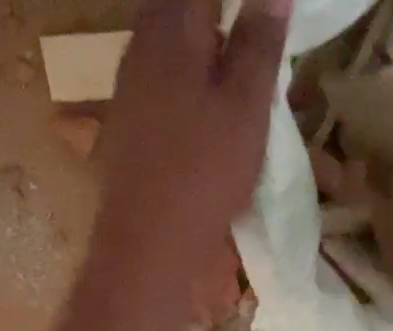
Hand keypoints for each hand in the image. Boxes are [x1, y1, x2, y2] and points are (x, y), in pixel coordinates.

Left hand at [94, 0, 290, 267]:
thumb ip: (259, 43)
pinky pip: (162, 85)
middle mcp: (139, 48)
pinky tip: (212, 114)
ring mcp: (128, 89)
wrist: (149, 244)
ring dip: (206, 53)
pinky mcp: (127, 126)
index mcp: (170, 29)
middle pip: (180, 11)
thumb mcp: (246, 105)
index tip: (264, 16)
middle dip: (218, 18)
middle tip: (260, 39)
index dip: (237, 2)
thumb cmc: (205, 171)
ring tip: (243, 77)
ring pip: (171, 49)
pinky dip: (190, 86)